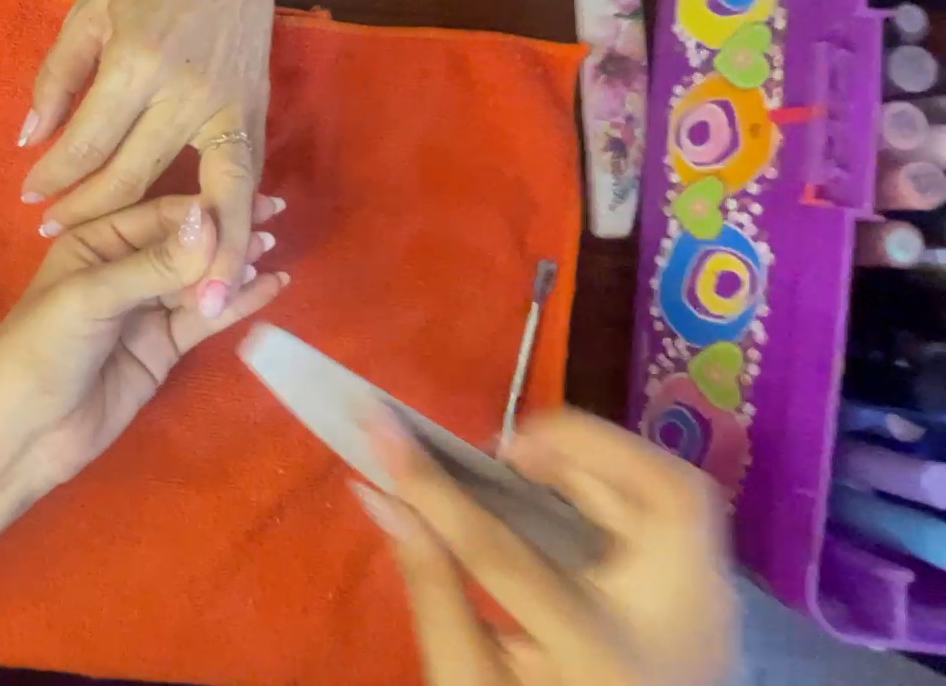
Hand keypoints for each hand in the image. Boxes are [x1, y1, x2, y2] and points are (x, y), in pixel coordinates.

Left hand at [0, 195, 287, 493]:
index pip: (158, 216)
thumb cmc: (40, 351)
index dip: (202, 211)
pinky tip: (272, 287)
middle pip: (182, 244)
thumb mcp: (90, 299)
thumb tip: (211, 219)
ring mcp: (144, 308)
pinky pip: (204, 317)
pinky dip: (236, 303)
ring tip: (276, 249)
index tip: (248, 201)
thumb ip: (153, 265)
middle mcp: (121, 267)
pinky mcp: (162, 346)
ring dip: (234, 266)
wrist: (23, 434)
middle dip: (224, 233)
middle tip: (275, 215)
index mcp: (93, 241)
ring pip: (198, 279)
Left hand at [21, 0, 313, 317]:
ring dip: (169, 251)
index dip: (52, 178)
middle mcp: (182, 96)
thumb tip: (30, 140)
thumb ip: (57, 79)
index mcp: (134, 64)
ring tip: (144, 291)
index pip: (84, 146)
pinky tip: (219, 270)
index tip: (29, 196)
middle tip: (53, 232)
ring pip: (191, 198)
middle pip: (127, 179)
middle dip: (84, 212)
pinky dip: (230, 232)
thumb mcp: (89, 11)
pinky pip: (241, 186)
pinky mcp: (256, 117)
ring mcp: (226, 110)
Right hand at [355, 410, 736, 685]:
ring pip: (671, 495)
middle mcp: (678, 627)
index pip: (502, 552)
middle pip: (668, 496)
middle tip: (501, 448)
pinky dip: (606, 484)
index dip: (432, 485)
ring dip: (590, 461)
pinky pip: (666, 515)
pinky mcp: (704, 601)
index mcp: (601, 660)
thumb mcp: (468, 680)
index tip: (378, 426)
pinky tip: (549, 493)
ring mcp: (708, 613)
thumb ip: (430, 586)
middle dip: (582, 445)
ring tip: (516, 464)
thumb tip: (379, 496)